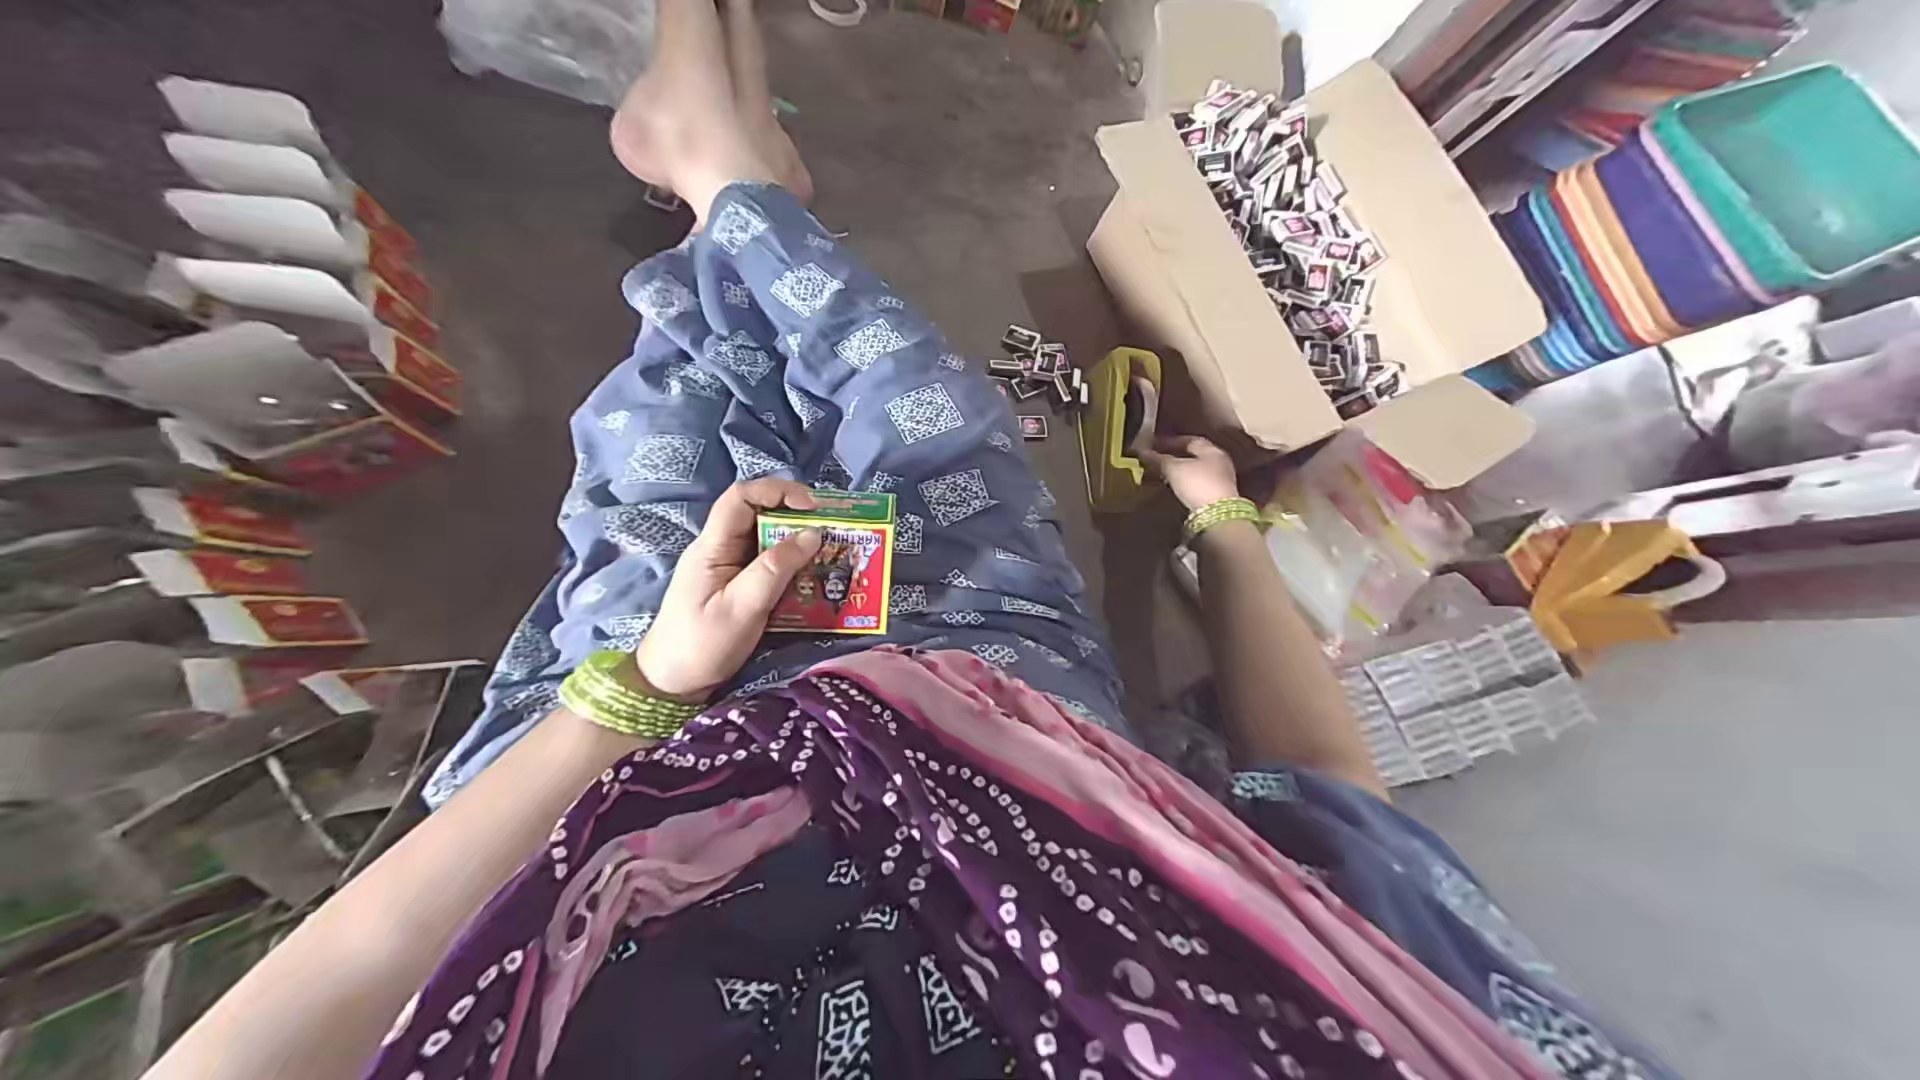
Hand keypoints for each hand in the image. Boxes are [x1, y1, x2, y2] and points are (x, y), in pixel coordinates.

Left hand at [634, 478, 822, 700]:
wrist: (672, 684)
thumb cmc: (702, 645)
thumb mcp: (742, 607)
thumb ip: (776, 569)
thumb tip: (813, 534)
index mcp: (713, 547)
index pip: (742, 497)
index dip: (778, 491)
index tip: (813, 507)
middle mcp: (722, 549)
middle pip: (760, 515)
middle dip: (798, 518)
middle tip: (833, 532)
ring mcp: (730, 568)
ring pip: (769, 540)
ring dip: (800, 544)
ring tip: (831, 554)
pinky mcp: (739, 586)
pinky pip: (770, 564)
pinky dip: (794, 566)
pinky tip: (815, 579)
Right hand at [1140, 436, 1239, 510]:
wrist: (1217, 514)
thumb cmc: (1196, 483)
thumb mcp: (1174, 469)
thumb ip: (1159, 459)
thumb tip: (1143, 451)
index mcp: (1212, 450)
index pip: (1190, 440)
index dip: (1172, 441)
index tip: (1156, 444)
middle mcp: (1220, 462)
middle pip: (1195, 455)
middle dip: (1176, 456)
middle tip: (1158, 458)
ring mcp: (1221, 479)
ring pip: (1197, 469)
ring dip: (1181, 470)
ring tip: (1163, 473)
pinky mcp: (1218, 495)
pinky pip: (1198, 482)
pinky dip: (1186, 481)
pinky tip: (1175, 486)